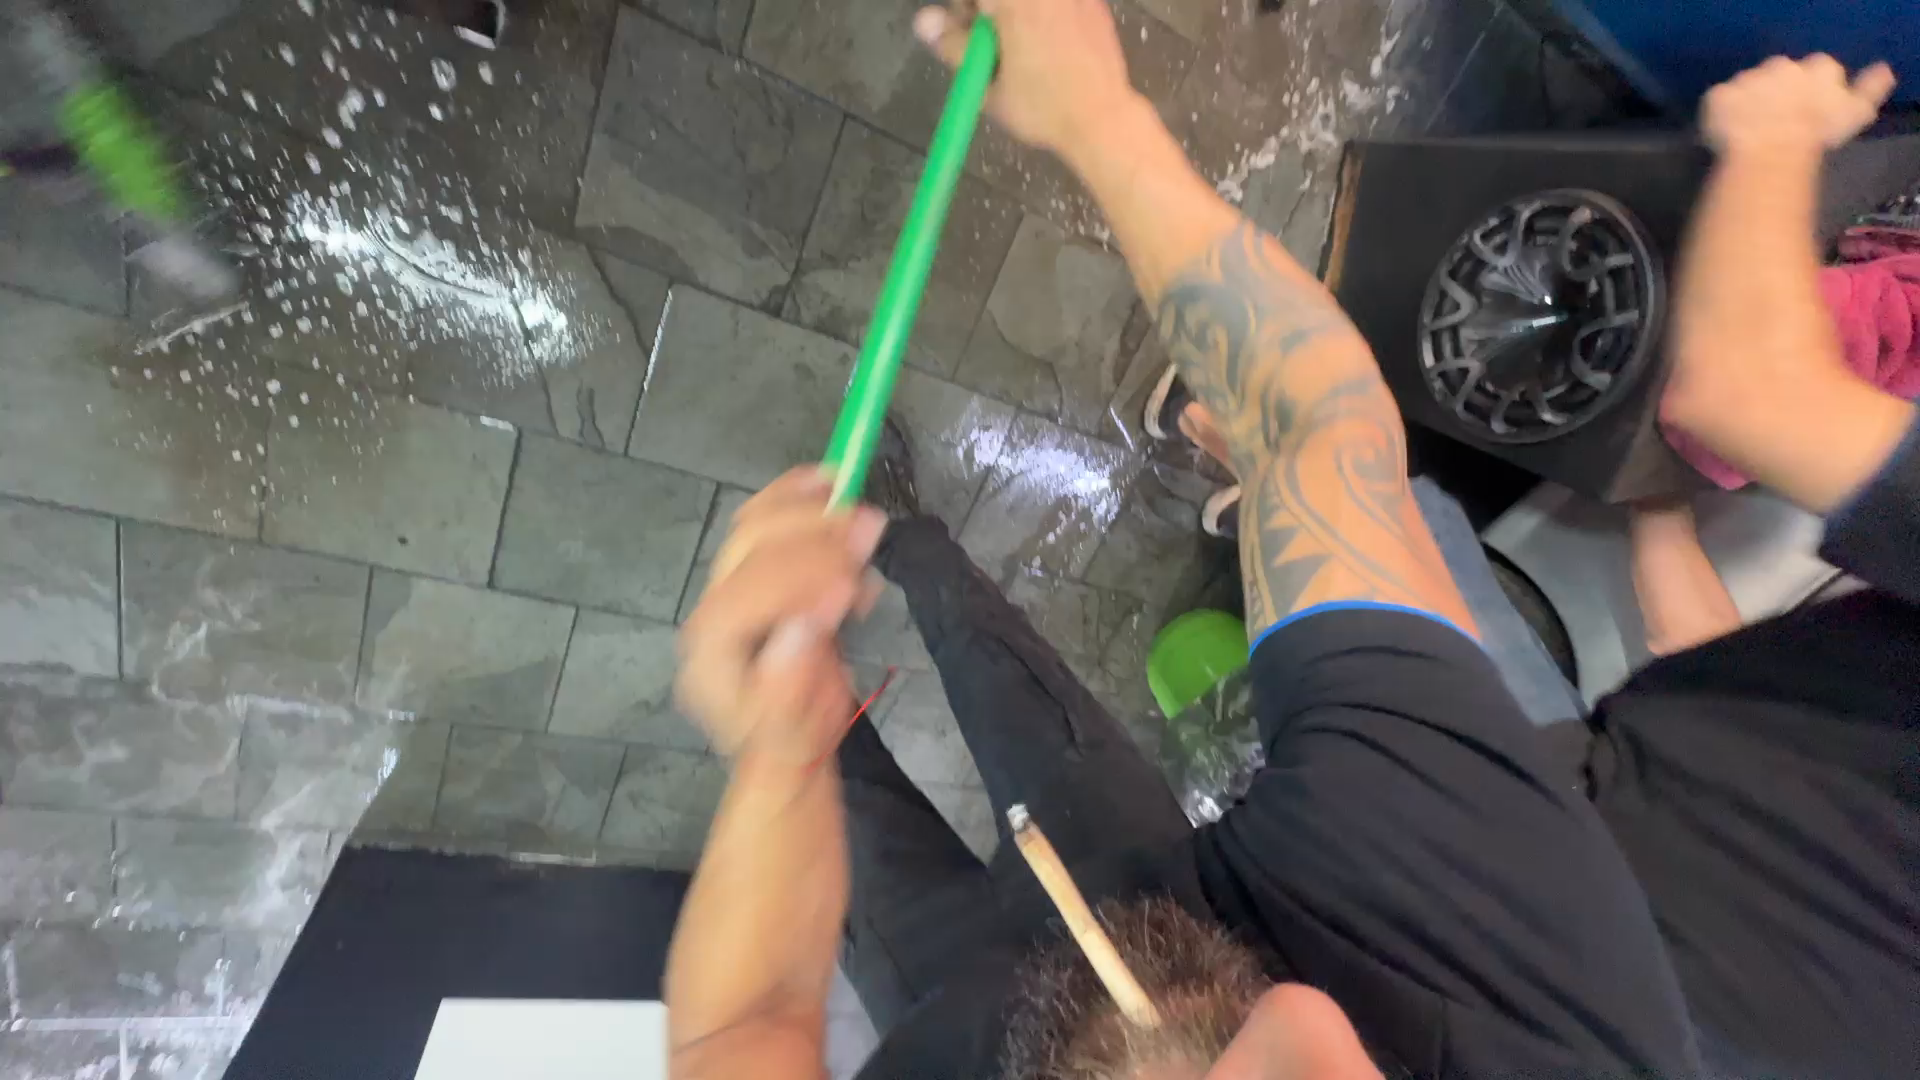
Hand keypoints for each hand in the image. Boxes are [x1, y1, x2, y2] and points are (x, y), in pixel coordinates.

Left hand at [676, 468, 886, 763]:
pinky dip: (796, 494)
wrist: (782, 733)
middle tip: (868, 530)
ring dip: (811, 509)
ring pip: (758, 524)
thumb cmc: (789, 735)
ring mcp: (728, 582)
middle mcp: (712, 605)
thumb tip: (806, 625)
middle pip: (750, 547)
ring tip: (859, 510)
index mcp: (713, 649)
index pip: (747, 597)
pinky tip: (827, 480)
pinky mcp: (751, 567)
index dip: (799, 581)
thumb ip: (791, 682)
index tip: (853, 583)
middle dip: (812, 535)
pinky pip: (765, 517)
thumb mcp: (791, 731)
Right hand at [914, 0, 1137, 160]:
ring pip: (1025, 7)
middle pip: (999, 0)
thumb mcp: (990, 85)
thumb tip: (922, 21)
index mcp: (1013, 2)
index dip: (964, 11)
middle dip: (987, 13)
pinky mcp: (1093, 2)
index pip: (974, 0)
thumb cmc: (1042, 108)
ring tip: (1019, 52)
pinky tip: (1049, 50)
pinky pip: (1055, 7)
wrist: (1102, 118)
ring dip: (1011, 19)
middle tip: (989, 46)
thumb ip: (954, 47)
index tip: (962, 30)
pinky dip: (1044, 20)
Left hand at [1701, 55, 1895, 154]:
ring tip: (1744, 125)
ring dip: (1742, 100)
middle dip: (1770, 92)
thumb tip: (1878, 70)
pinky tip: (1722, 126)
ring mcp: (1747, 78)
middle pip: (1774, 74)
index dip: (1801, 91)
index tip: (1796, 109)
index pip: (1810, 70)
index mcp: (1818, 66)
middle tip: (1766, 118)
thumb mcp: (1856, 112)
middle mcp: (1782, 64)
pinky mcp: (1719, 95)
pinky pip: (1716, 99)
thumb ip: (1869, 88)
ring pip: (1743, 85)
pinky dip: (1717, 111)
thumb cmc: (1815, 134)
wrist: (1770, 150)